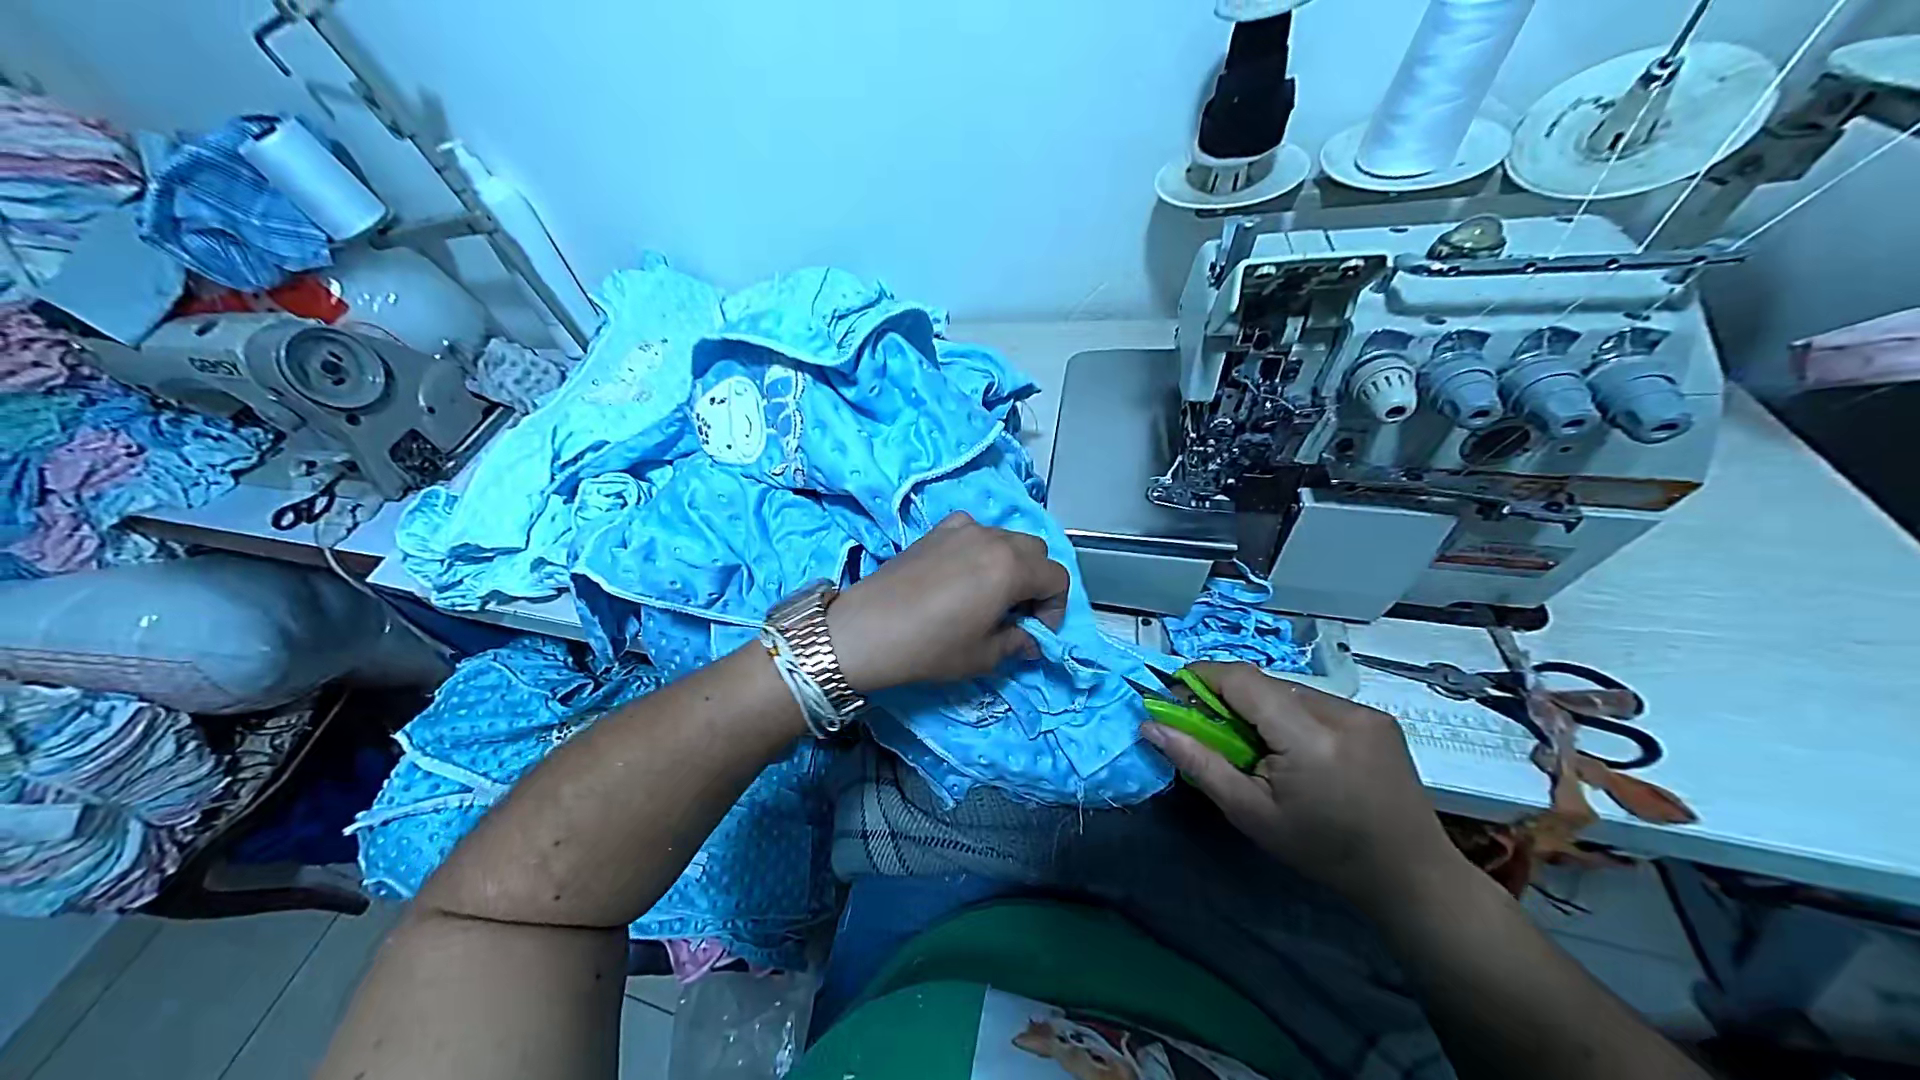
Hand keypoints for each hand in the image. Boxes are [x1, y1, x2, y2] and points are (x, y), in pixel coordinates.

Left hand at [826, 512, 1069, 693]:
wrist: (864, 630)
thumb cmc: (929, 647)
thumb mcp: (982, 656)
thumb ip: (1017, 643)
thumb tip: (1030, 640)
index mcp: (1011, 567)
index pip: (1057, 577)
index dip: (1055, 608)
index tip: (1035, 632)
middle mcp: (992, 538)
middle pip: (1036, 551)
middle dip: (1036, 581)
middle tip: (1016, 614)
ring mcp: (962, 528)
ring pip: (1006, 538)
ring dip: (1011, 564)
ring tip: (989, 595)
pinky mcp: (936, 530)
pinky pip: (974, 531)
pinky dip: (981, 548)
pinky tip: (962, 573)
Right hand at [1141, 661, 1462, 905]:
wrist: (1410, 875)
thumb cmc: (1321, 851)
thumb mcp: (1249, 813)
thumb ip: (1198, 763)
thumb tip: (1151, 725)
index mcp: (1308, 737)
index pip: (1242, 679)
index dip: (1202, 676)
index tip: (1175, 693)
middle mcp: (1340, 711)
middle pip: (1264, 682)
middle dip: (1229, 696)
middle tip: (1210, 729)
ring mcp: (1364, 711)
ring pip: (1289, 689)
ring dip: (1260, 705)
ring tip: (1256, 745)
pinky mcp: (1376, 716)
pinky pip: (1315, 700)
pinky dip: (1290, 713)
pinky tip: (1294, 747)